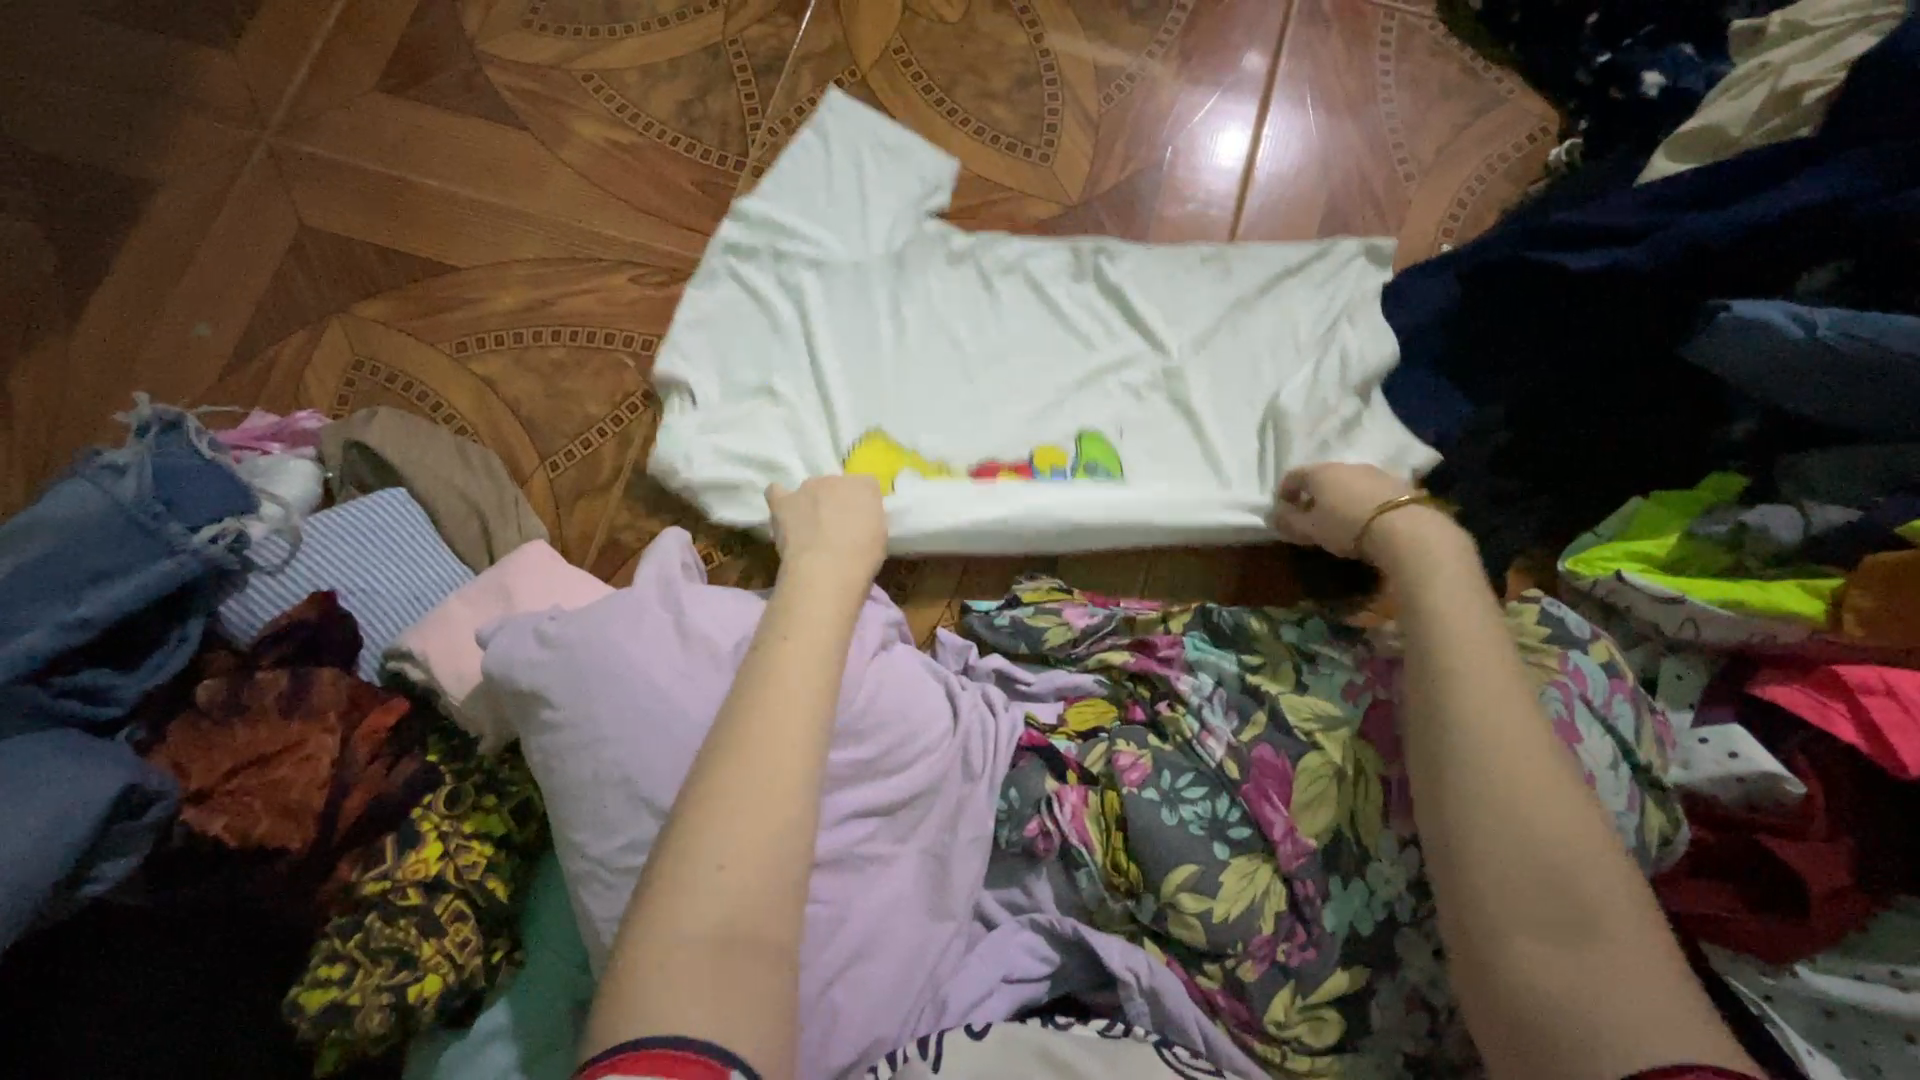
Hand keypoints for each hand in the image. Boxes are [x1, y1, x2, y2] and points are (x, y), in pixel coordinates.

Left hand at [766, 475, 887, 585]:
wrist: (826, 570)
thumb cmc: (861, 558)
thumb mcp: (880, 537)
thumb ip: (868, 521)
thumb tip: (858, 523)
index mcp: (865, 486)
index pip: (866, 486)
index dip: (862, 504)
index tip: (861, 522)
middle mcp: (835, 479)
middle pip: (835, 485)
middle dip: (835, 503)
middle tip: (836, 529)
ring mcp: (806, 488)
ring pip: (809, 490)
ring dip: (810, 504)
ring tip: (809, 530)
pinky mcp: (782, 502)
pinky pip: (776, 492)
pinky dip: (780, 500)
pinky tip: (784, 513)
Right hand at [1271, 463, 1449, 563]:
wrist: (1406, 528)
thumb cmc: (1346, 525)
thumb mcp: (1310, 529)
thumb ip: (1288, 522)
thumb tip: (1272, 516)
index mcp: (1320, 472)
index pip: (1293, 475)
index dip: (1284, 492)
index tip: (1283, 510)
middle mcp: (1346, 465)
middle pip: (1322, 477)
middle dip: (1313, 495)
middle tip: (1310, 517)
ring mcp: (1375, 472)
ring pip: (1348, 482)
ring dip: (1339, 497)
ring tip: (1340, 520)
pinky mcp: (1399, 484)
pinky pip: (1371, 490)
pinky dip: (1362, 501)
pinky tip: (1366, 520)